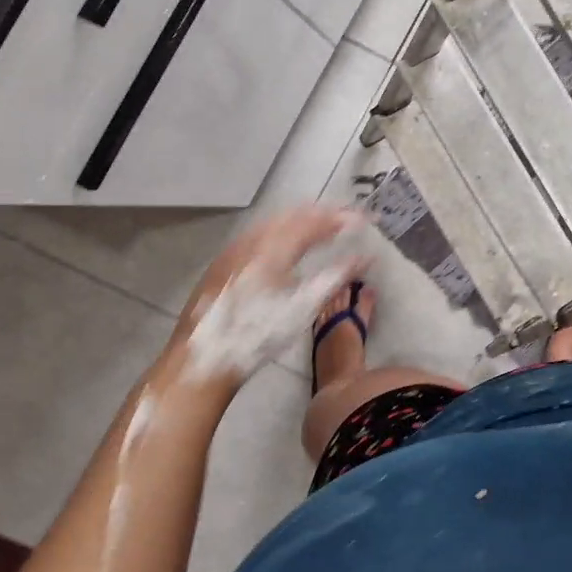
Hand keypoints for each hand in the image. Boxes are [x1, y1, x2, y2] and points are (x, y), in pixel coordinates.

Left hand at [155, 205, 368, 394]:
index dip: (342, 217)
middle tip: (346, 218)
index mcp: (274, 247)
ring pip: (272, 223)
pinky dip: (281, 232)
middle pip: (292, 214)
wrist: (203, 357)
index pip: (315, 220)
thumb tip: (367, 257)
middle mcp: (252, 240)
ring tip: (321, 227)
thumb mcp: (304, 307)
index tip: (365, 219)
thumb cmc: (259, 333)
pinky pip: (258, 234)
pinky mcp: (223, 263)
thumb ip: (337, 277)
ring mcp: (233, 250)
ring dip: (301, 220)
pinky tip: (286, 246)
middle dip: (322, 213)